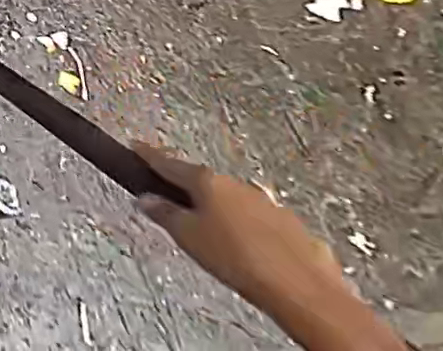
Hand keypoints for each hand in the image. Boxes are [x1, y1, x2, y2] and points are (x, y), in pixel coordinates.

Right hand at [134, 144, 404, 350]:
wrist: (307, 296)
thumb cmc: (239, 260)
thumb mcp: (186, 235)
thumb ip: (162, 213)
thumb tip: (146, 200)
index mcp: (207, 180)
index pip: (167, 162)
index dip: (147, 154)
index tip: (135, 146)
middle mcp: (238, 186)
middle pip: (204, 182)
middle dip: (189, 190)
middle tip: (175, 203)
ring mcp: (272, 207)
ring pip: (236, 202)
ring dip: (223, 211)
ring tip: (215, 235)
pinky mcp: (297, 232)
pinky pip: (264, 224)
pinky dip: (252, 231)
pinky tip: (251, 251)